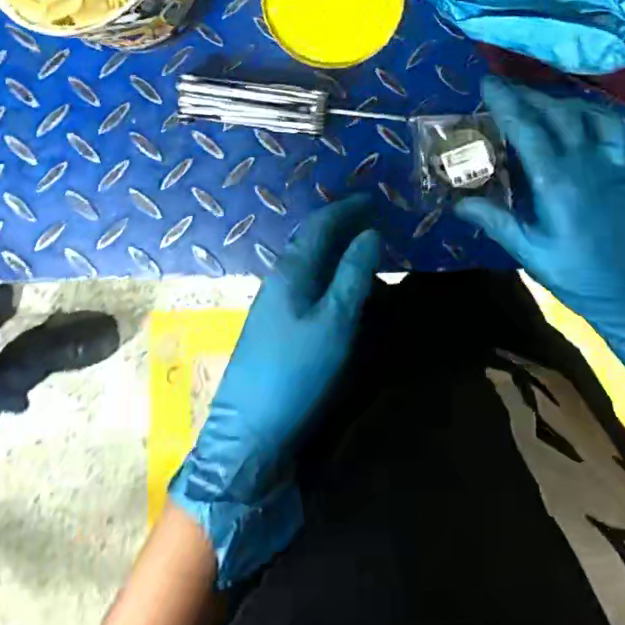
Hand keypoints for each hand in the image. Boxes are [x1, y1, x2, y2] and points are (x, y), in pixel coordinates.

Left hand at [169, 193, 380, 586]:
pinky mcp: (277, 325)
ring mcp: (275, 302)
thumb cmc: (295, 371)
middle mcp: (280, 278)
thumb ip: (352, 276)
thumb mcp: (334, 323)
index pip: (320, 226)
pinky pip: (309, 284)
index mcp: (291, 270)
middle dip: (343, 224)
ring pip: (311, 263)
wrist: (249, 429)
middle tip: (376, 215)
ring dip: (337, 249)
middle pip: (313, 241)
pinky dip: (331, 275)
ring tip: (367, 245)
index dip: (347, 209)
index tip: (374, 196)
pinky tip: (344, 286)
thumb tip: (371, 232)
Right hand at [453, 76, 624, 465]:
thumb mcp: (528, 251)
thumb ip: (493, 220)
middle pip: (558, 112)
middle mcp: (589, 162)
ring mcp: (621, 165)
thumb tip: (455, 201)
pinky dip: (612, 120)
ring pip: (594, 116)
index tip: (487, 82)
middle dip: (529, 94)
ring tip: (546, 102)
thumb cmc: (579, 277)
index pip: (525, 126)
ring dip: (566, 102)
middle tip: (506, 88)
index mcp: (556, 179)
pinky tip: (598, 122)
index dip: (504, 100)